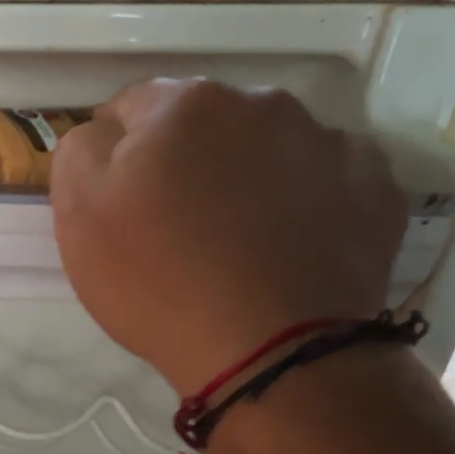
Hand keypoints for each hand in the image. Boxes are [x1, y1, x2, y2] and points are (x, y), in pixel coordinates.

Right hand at [50, 79, 408, 395]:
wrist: (270, 350)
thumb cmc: (157, 281)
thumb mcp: (78, 215)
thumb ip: (81, 151)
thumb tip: (105, 132)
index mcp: (184, 104)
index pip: (130, 107)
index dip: (116, 154)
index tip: (116, 202)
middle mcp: (263, 103)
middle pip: (205, 122)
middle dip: (185, 159)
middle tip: (173, 226)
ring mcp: (329, 142)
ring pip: (267, 147)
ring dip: (245, 177)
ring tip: (234, 241)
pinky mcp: (375, 187)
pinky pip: (324, 181)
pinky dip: (303, 203)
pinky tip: (285, 248)